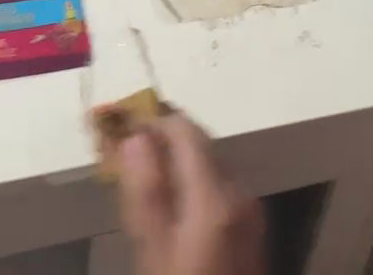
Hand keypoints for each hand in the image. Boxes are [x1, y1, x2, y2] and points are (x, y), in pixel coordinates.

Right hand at [118, 112, 264, 274]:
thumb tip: (135, 136)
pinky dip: (192, 178)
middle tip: (125, 148)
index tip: (121, 125)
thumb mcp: (153, 253)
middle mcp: (239, 191)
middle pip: (199, 142)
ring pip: (208, 161)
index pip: (184, 130)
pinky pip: (217, 184)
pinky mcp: (251, 223)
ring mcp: (250, 208)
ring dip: (176, 158)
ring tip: (141, 173)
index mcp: (215, 196)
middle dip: (162, 137)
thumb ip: (145, 192)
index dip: (152, 120)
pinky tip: (170, 199)